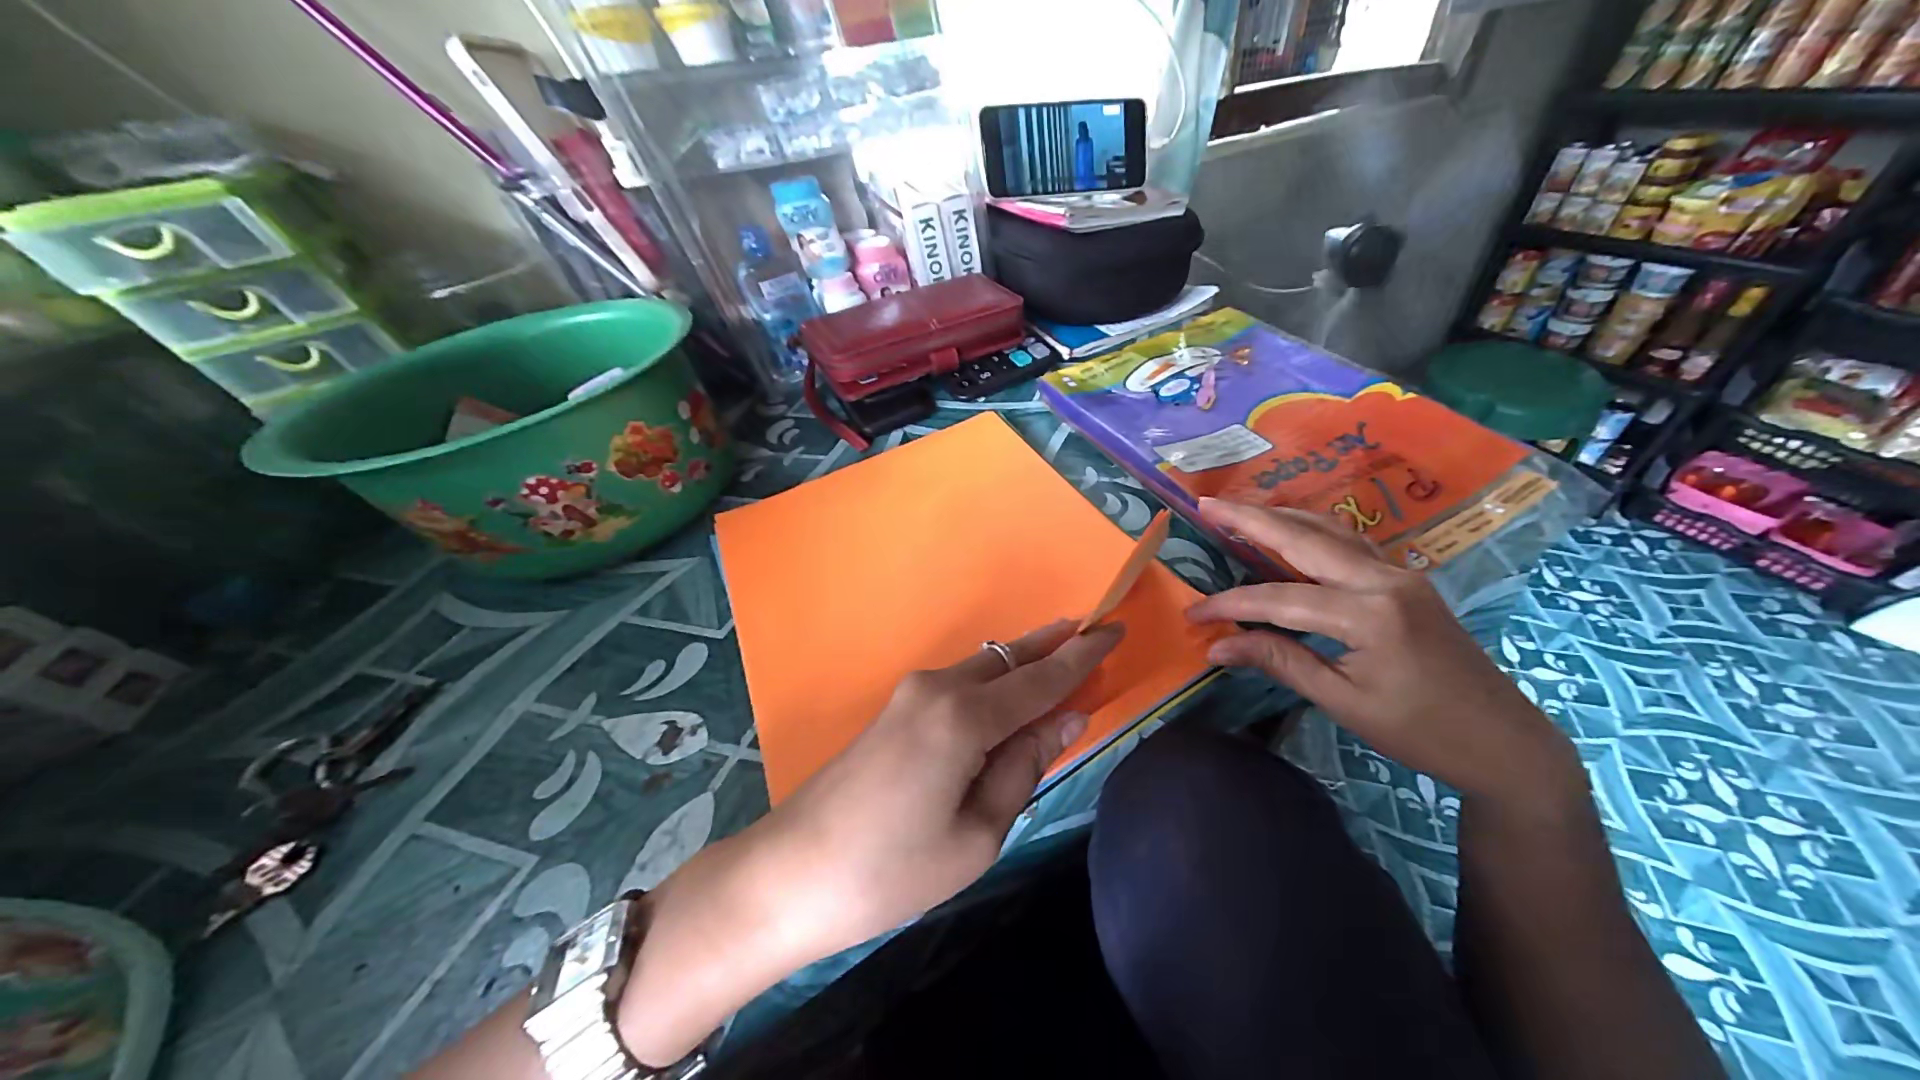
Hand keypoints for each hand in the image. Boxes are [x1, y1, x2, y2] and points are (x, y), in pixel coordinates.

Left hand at [613, 619, 1122, 1064]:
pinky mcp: (894, 711)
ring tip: (1061, 667)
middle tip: (1092, 636)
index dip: (1082, 656)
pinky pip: (959, 687)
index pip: (1041, 678)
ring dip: (1022, 667)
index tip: (1116, 629)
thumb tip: (1065, 719)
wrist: (788, 875)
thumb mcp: (977, 834)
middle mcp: (937, 689)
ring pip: (983, 670)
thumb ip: (1024, 767)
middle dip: (1053, 648)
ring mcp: (909, 696)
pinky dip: (994, 687)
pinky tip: (1009, 702)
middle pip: (1010, 661)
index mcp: (964, 717)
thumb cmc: (891, 870)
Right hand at [1185, 497, 1584, 818]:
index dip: (1230, 603)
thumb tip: (1218, 646)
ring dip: (1282, 516)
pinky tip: (1290, 531)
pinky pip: (1349, 544)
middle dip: (1251, 519)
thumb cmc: (1422, 732)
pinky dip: (1311, 530)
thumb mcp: (1343, 701)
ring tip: (1240, 510)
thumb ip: (1280, 661)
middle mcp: (1385, 579)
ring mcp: (1399, 575)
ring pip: (1330, 531)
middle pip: (1305, 537)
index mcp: (1368, 614)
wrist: (1506, 743)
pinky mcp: (1405, 581)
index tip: (1192, 613)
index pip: (1278, 598)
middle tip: (1206, 503)